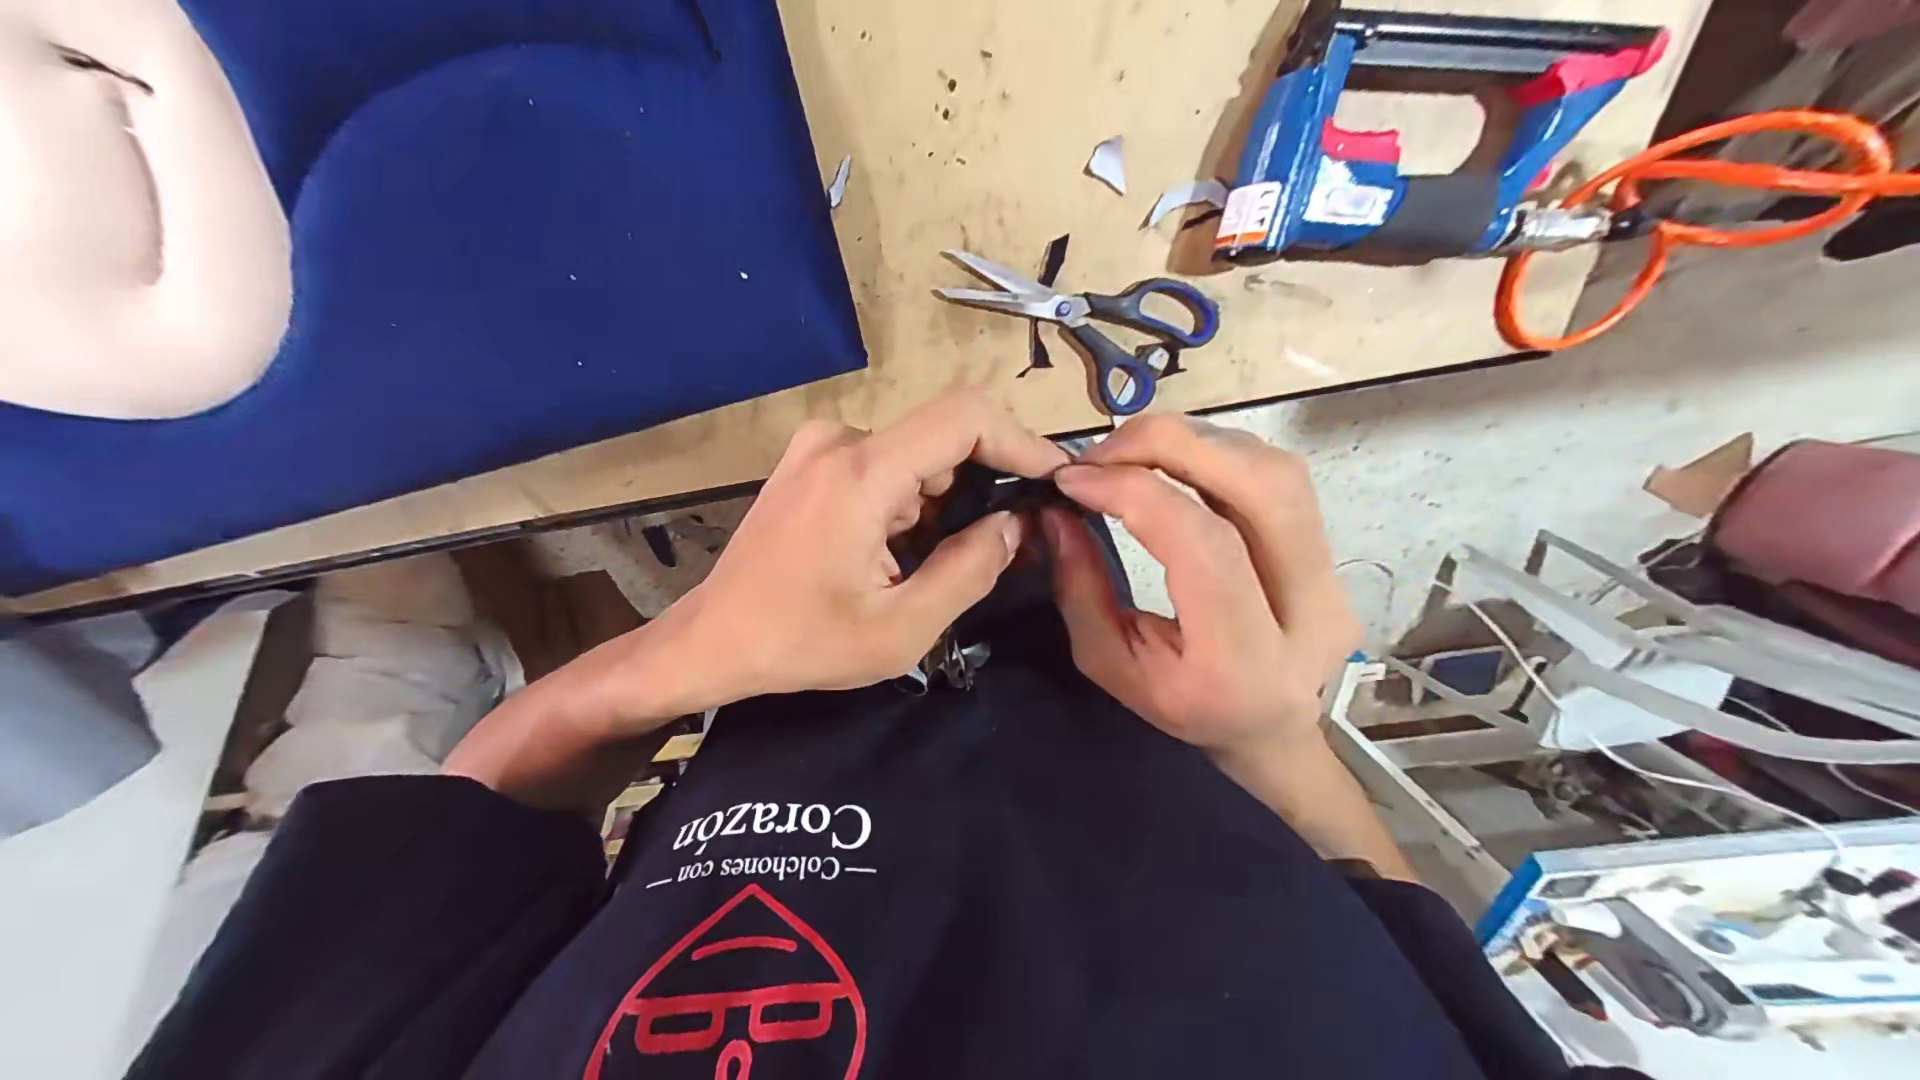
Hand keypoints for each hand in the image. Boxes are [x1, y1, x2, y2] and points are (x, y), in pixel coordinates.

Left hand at [446, 391, 1067, 812]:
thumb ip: (971, 569)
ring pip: (919, 453)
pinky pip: (888, 462)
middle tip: (1001, 541)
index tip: (1052, 480)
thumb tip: (1015, 524)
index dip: (1021, 441)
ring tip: (932, 560)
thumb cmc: (802, 642)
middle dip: (983, 483)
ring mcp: (820, 445)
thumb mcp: (903, 628)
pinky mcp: (814, 460)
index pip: (967, 416)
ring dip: (944, 500)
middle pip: (945, 435)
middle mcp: (840, 439)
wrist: (714, 640)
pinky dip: (913, 498)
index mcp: (862, 473)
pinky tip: (899, 549)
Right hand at [1042, 414, 1360, 762]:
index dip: (1136, 493)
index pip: (1203, 545)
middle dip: (1171, 444)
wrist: (1271, 730)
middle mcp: (1308, 610)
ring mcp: (1332, 576)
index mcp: (1244, 660)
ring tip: (1131, 454)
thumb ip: (1080, 589)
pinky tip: (1173, 463)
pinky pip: (1278, 476)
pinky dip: (1215, 453)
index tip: (1074, 479)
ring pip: (1276, 470)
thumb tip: (1057, 511)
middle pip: (1260, 486)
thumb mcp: (1111, 664)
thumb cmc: (1184, 709)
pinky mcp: (1331, 552)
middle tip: (1102, 451)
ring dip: (1194, 442)